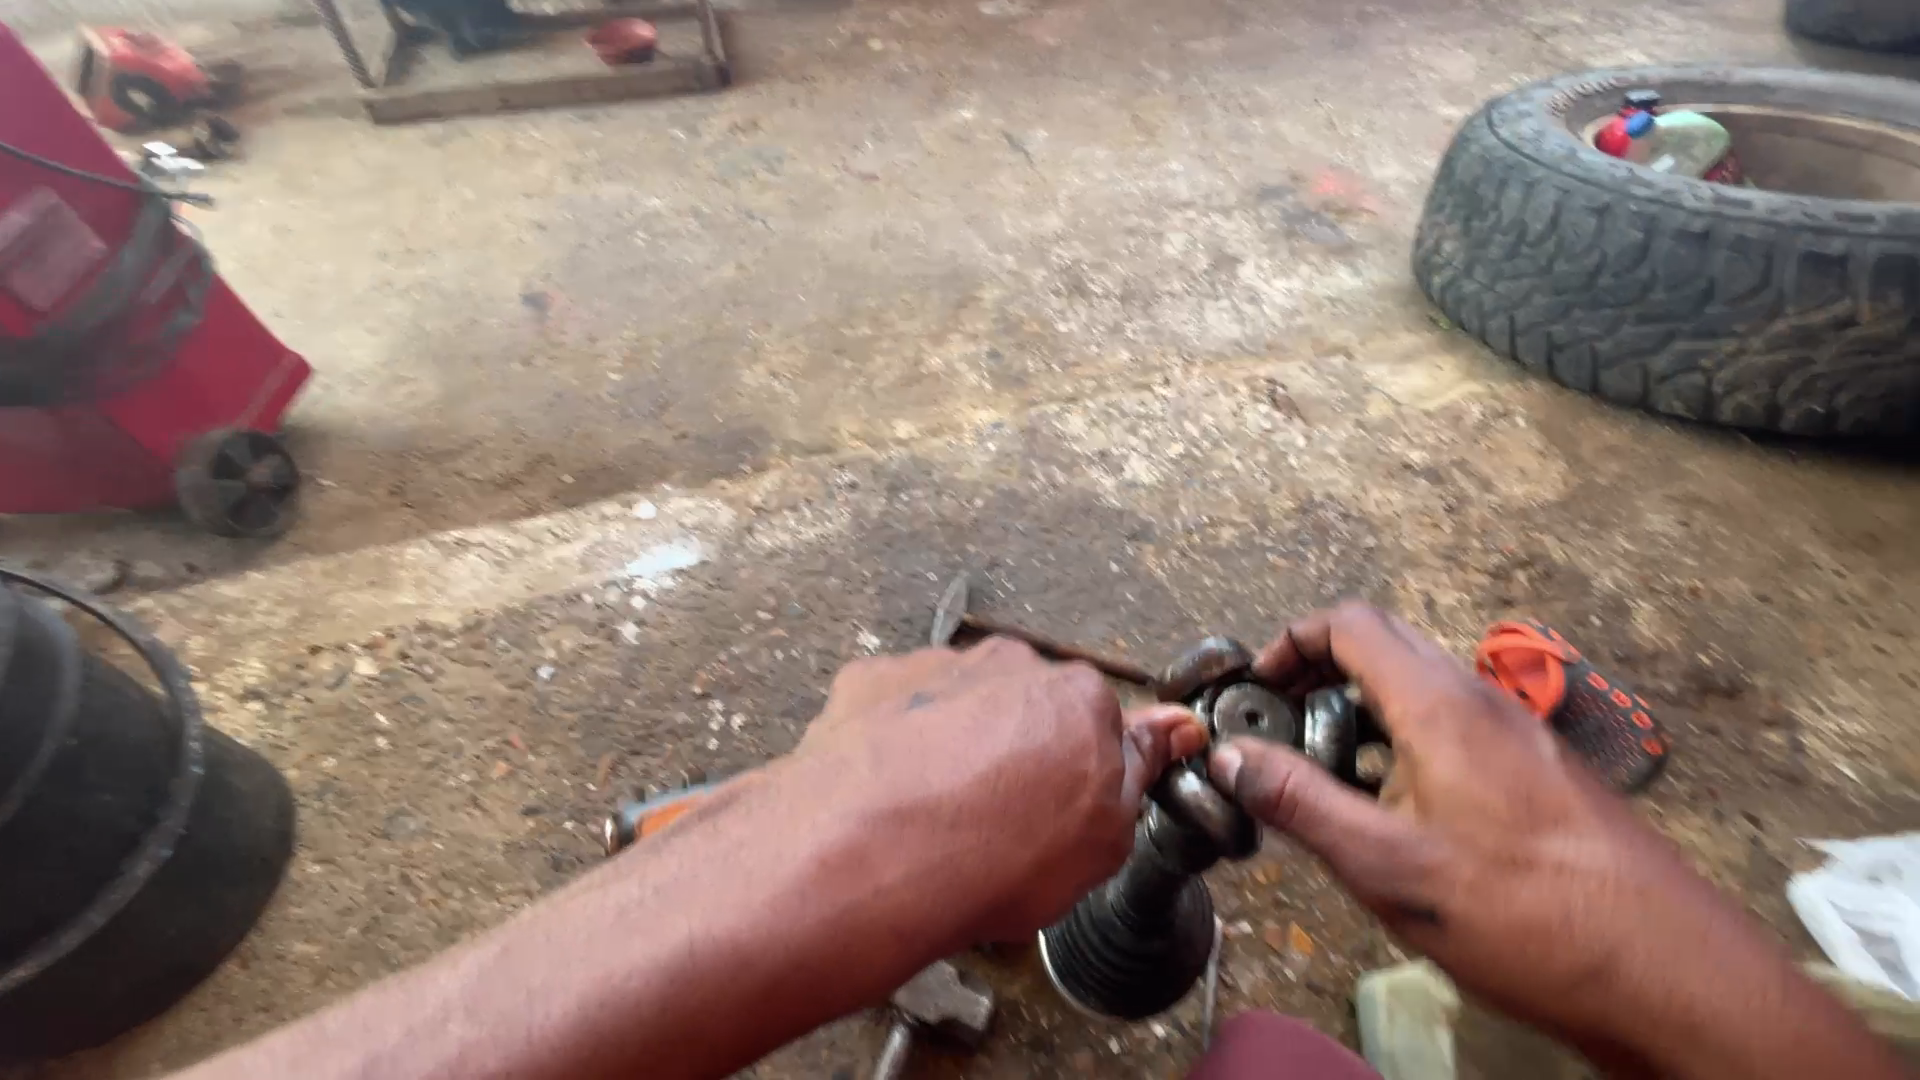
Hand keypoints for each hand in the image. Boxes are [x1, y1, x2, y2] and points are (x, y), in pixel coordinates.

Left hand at [792, 637, 1206, 945]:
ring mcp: (934, 665)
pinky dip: (894, 737)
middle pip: (1022, 704)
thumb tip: (1173, 726)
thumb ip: (1138, 768)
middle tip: (991, 814)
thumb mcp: (1101, 837)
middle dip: (1014, 747)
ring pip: (957, 702)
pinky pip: (896, 706)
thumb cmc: (995, 853)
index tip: (1055, 809)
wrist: (874, 850)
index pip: (1094, 722)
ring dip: (952, 740)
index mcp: (1074, 694)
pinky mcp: (872, 678)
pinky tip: (885, 786)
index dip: (1076, 770)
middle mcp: (1006, 663)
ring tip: (930, 809)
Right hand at [1209, 603, 1898, 1077]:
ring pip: (1416, 683)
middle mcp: (1478, 699)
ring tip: (1329, 771)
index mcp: (1438, 704)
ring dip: (1358, 705)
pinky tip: (1395, 808)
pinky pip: (1450, 722)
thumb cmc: (1520, 913)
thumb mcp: (1385, 864)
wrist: (1680, 983)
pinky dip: (1399, 736)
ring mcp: (1516, 733)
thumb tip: (1227, 756)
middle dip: (1318, 669)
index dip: (1291, 641)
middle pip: (1382, 643)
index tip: (1260, 690)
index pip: (1348, 624)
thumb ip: (1297, 800)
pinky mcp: (1537, 770)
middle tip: (1283, 724)